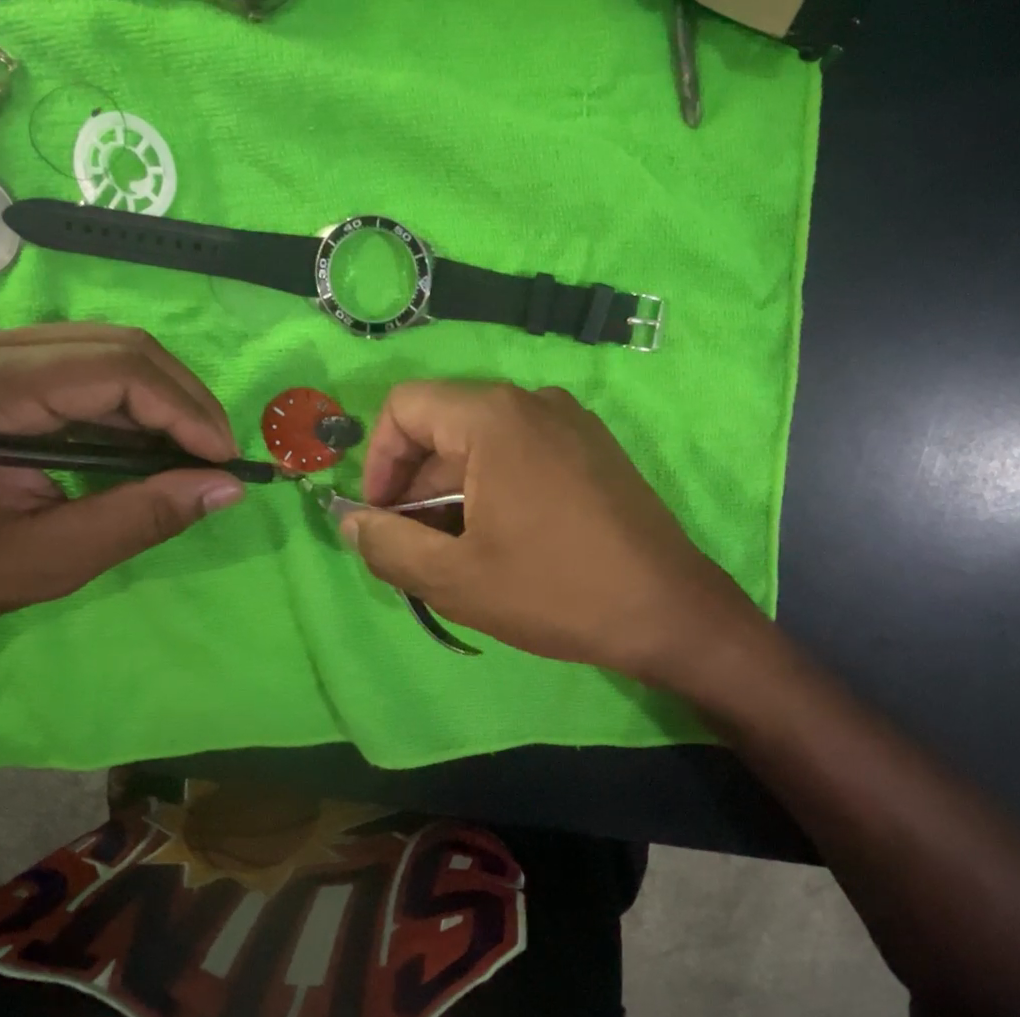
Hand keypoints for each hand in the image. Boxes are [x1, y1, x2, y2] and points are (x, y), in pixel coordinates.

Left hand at [0, 324, 245, 650]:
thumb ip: (141, 517)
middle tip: (217, 459)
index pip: (117, 368)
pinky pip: (74, 365)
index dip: (186, 409)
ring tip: (188, 454)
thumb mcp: (48, 559)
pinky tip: (140, 444)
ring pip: (101, 349)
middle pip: (116, 346)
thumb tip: (227, 487)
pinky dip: (122, 402)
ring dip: (158, 398)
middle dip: (182, 399)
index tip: (226, 462)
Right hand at [342, 381, 762, 680]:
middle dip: (417, 488)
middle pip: (447, 427)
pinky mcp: (597, 453)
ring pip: (486, 446)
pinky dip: (497, 491)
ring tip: (459, 559)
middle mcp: (535, 403)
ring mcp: (574, 425)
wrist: (668, 610)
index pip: (406, 406)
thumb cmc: (555, 590)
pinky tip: (505, 546)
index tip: (381, 518)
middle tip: (416, 552)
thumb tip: (351, 522)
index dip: (378, 461)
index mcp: (495, 417)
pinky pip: (526, 456)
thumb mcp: (456, 579)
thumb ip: (388, 545)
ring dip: (456, 496)